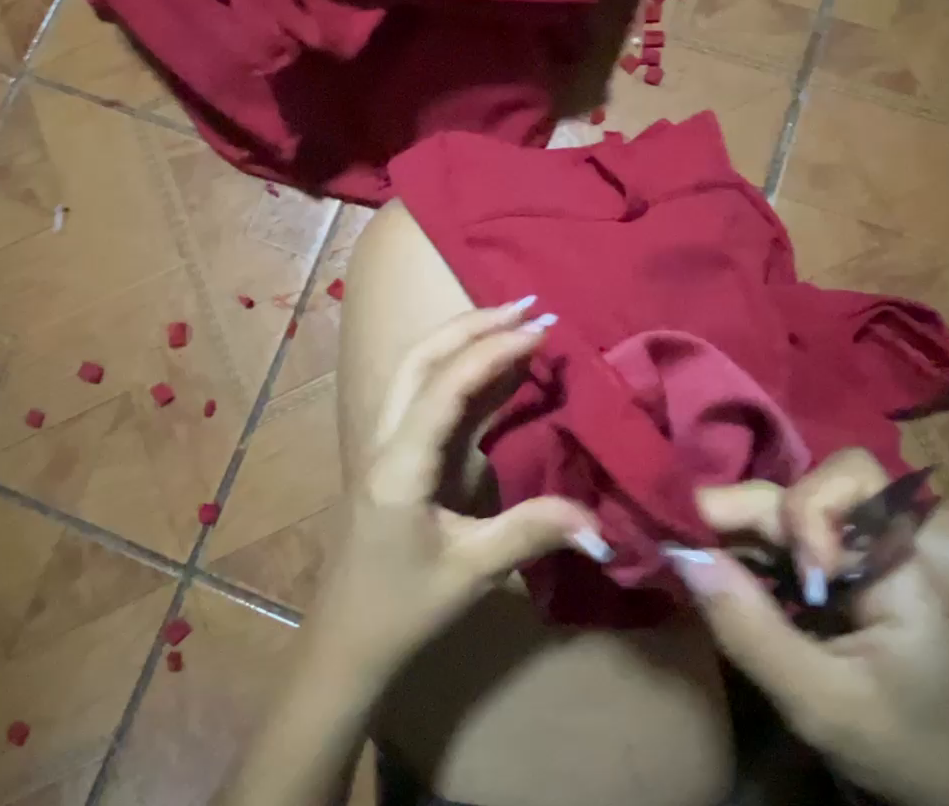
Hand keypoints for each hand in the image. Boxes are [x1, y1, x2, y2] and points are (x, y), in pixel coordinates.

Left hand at [303, 299, 607, 675]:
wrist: (346, 641)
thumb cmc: (402, 608)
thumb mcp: (471, 572)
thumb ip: (532, 534)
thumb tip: (601, 523)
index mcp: (399, 465)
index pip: (444, 386)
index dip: (492, 351)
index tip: (541, 329)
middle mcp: (384, 441)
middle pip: (419, 360)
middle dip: (471, 326)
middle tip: (528, 307)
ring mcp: (385, 446)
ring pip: (415, 372)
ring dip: (461, 340)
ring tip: (514, 322)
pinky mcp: (395, 457)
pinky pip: (425, 399)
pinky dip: (460, 372)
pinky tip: (495, 370)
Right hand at [679, 452, 948, 805]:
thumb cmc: (904, 746)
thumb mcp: (821, 700)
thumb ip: (751, 629)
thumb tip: (680, 553)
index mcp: (889, 559)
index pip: (850, 477)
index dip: (808, 504)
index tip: (799, 572)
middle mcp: (861, 544)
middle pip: (796, 492)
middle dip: (740, 513)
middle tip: (683, 545)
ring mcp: (836, 562)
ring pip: (773, 514)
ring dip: (729, 530)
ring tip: (691, 560)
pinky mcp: (816, 584)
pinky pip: (767, 547)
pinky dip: (732, 553)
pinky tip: (710, 578)